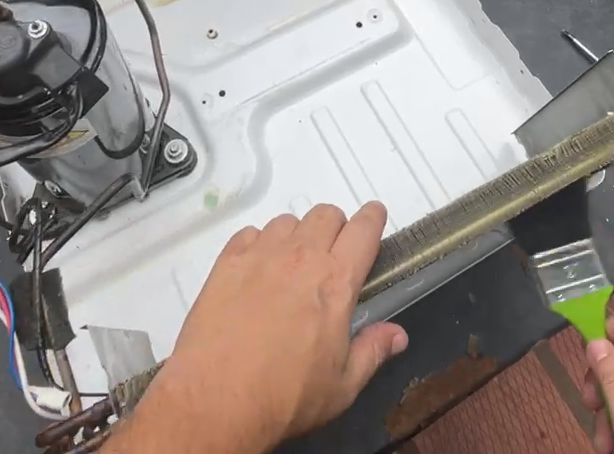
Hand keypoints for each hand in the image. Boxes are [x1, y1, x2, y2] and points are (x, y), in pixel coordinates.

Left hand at [112, 202, 408, 453]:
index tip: (374, 215)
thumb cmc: (284, 397)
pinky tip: (256, 270)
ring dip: (296, 236)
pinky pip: (250, 233)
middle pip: (326, 214)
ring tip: (290, 266)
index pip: (363, 230)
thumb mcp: (341, 387)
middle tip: (331, 255)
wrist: (216, 400)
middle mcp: (300, 257)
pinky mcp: (228, 260)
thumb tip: (398, 334)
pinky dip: (259, 244)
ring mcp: (261, 254)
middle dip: (335, 227)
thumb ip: (372, 352)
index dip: (373, 218)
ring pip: (288, 221)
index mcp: (335, 282)